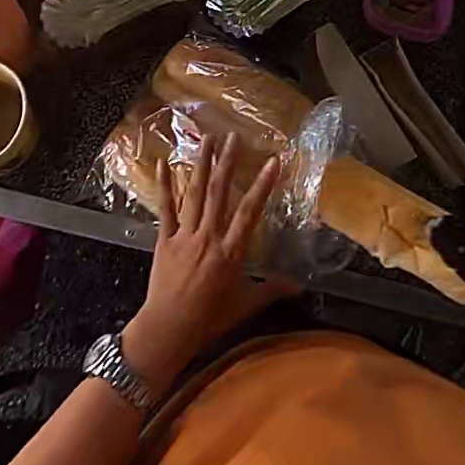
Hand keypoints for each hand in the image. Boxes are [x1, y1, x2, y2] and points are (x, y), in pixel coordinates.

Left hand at [122, 135, 293, 390]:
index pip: (250, 211)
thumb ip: (271, 290)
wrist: (170, 327)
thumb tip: (300, 286)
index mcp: (232, 251)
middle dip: (227, 162)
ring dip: (200, 165)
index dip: (262, 185)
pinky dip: (164, 185)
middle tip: (232, 136)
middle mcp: (209, 236)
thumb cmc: (210, 318)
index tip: (272, 161)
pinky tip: (164, 163)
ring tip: (206, 139)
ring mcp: (184, 235)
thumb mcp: (245, 305)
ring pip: (194, 193)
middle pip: (219, 192)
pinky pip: (164, 208)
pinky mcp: (163, 239)